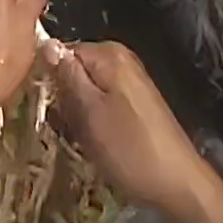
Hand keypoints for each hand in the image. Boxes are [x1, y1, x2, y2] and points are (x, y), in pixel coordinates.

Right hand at [54, 42, 213, 214]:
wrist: (175, 179)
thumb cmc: (129, 147)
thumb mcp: (90, 113)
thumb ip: (69, 76)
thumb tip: (47, 43)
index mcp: (109, 53)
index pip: (63, 52)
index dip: (51, 79)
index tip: (48, 107)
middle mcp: (121, 57)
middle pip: (76, 69)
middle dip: (66, 98)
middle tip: (69, 126)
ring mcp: (130, 78)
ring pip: (87, 88)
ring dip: (79, 113)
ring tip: (83, 137)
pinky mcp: (135, 99)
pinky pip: (102, 101)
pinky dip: (94, 119)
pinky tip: (98, 140)